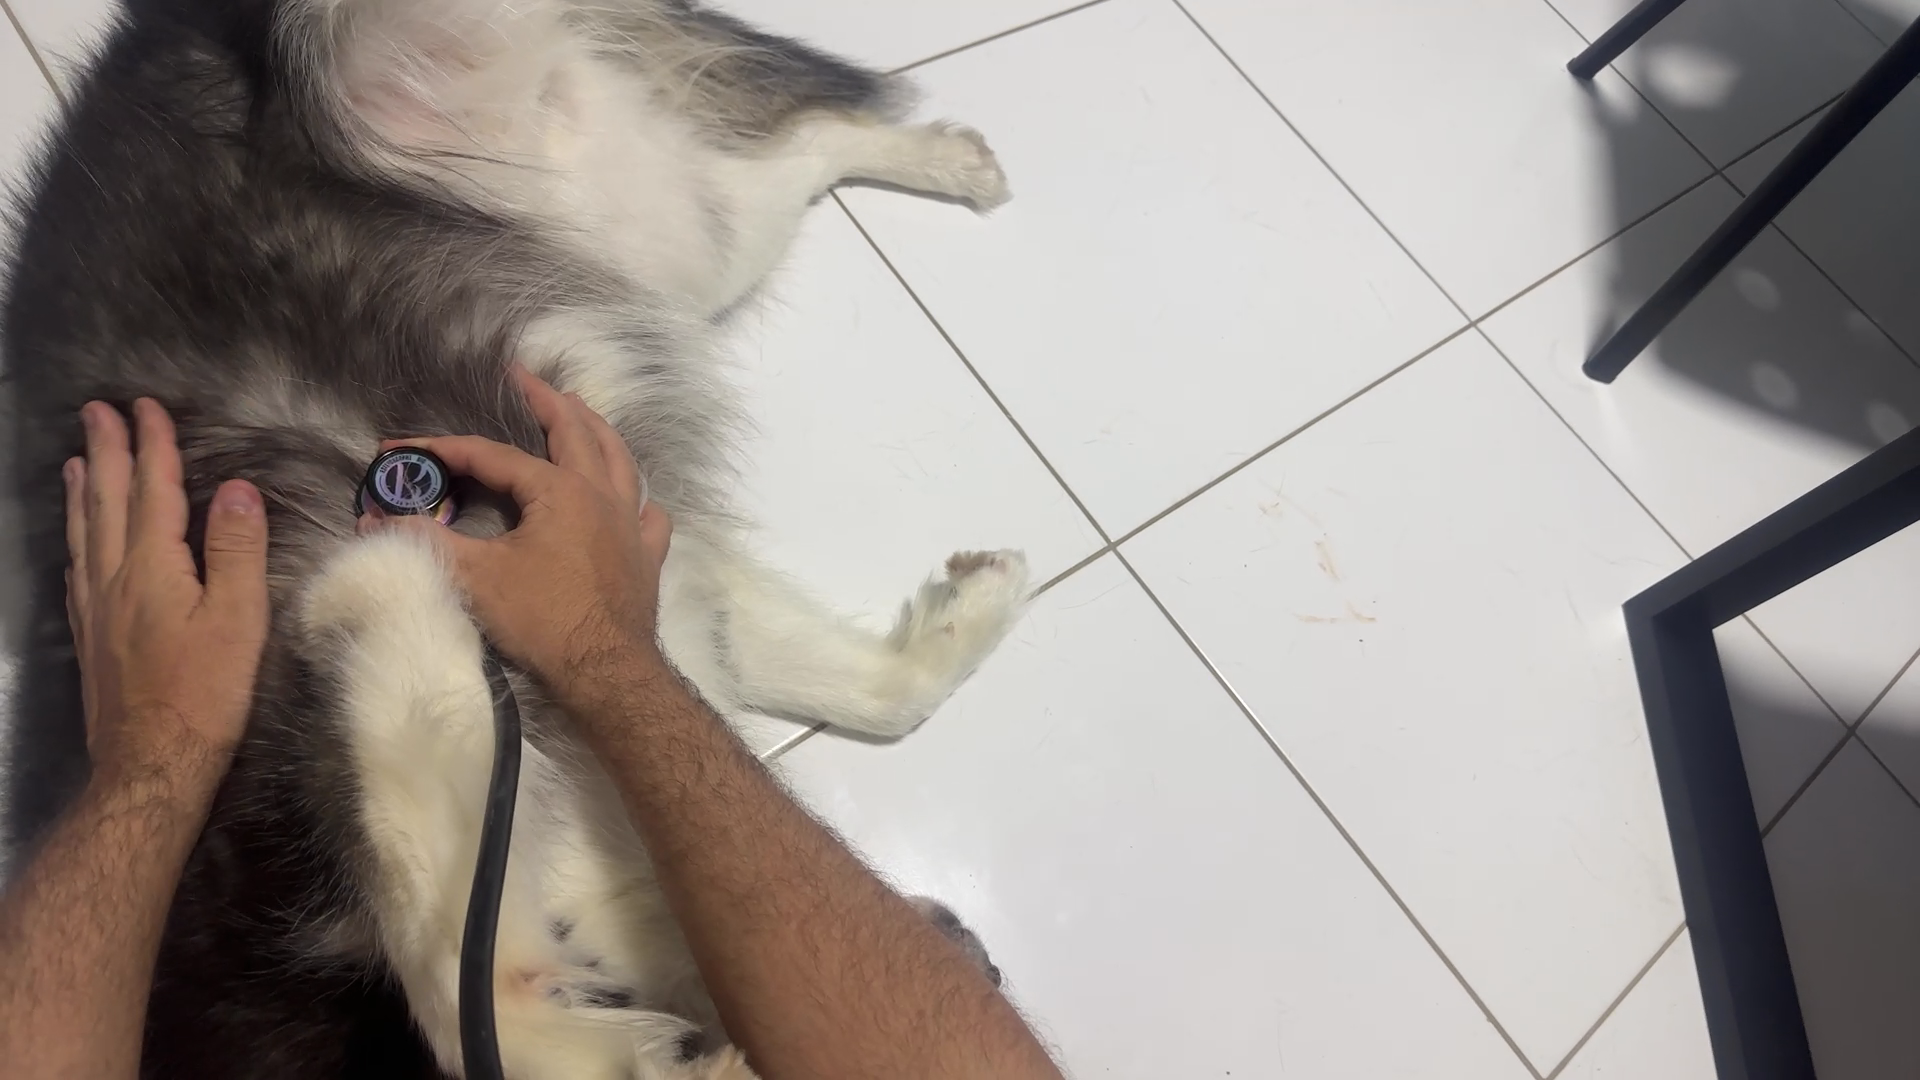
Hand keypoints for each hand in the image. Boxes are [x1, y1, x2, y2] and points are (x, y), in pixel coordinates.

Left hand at [65, 400, 270, 792]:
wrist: (153, 752)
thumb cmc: (209, 684)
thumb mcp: (238, 613)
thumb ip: (236, 550)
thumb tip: (236, 490)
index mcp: (153, 569)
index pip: (153, 495)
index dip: (151, 450)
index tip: (145, 409)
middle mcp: (114, 578)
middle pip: (109, 504)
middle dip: (110, 454)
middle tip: (100, 413)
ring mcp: (97, 604)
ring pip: (86, 531)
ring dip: (87, 489)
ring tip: (81, 457)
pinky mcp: (96, 629)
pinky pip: (81, 563)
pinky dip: (80, 533)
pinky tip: (82, 534)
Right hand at [376, 368, 672, 705]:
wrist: (605, 666)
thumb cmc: (543, 619)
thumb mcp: (474, 577)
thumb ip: (425, 542)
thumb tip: (376, 520)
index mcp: (562, 492)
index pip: (496, 456)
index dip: (446, 449)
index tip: (401, 449)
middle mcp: (604, 496)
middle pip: (577, 433)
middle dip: (547, 401)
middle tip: (524, 377)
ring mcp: (633, 523)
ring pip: (621, 461)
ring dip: (598, 431)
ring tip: (581, 412)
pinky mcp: (649, 552)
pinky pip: (648, 512)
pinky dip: (636, 496)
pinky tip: (629, 498)